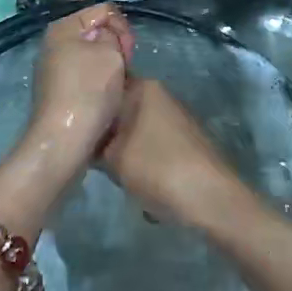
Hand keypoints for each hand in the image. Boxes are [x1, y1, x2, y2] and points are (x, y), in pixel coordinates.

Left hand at [27, 4, 135, 163]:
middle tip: (126, 67)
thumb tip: (104, 40)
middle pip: (95, 32)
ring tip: (118, 84)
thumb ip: (112, 36)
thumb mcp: (110, 54)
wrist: (62, 141)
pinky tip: (106, 97)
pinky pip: (84, 75)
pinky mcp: (57, 91)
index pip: (103, 11)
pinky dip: (98, 82)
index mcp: (62, 27)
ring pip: (92, 55)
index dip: (122, 27)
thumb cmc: (88, 91)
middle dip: (115, 46)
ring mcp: (53, 68)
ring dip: (109, 66)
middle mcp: (53, 44)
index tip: (128, 51)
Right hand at [99, 78, 248, 228]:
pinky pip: (153, 149)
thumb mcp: (114, 158)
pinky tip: (145, 191)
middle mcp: (161, 96)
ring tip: (120, 178)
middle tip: (95, 159)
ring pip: (136, 132)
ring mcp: (176, 119)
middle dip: (108, 136)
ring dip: (126, 154)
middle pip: (120, 112)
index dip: (87, 108)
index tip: (75, 130)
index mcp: (143, 88)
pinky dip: (146, 167)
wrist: (216, 203)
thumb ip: (95, 143)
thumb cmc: (160, 170)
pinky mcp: (186, 143)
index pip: (104, 87)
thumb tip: (88, 139)